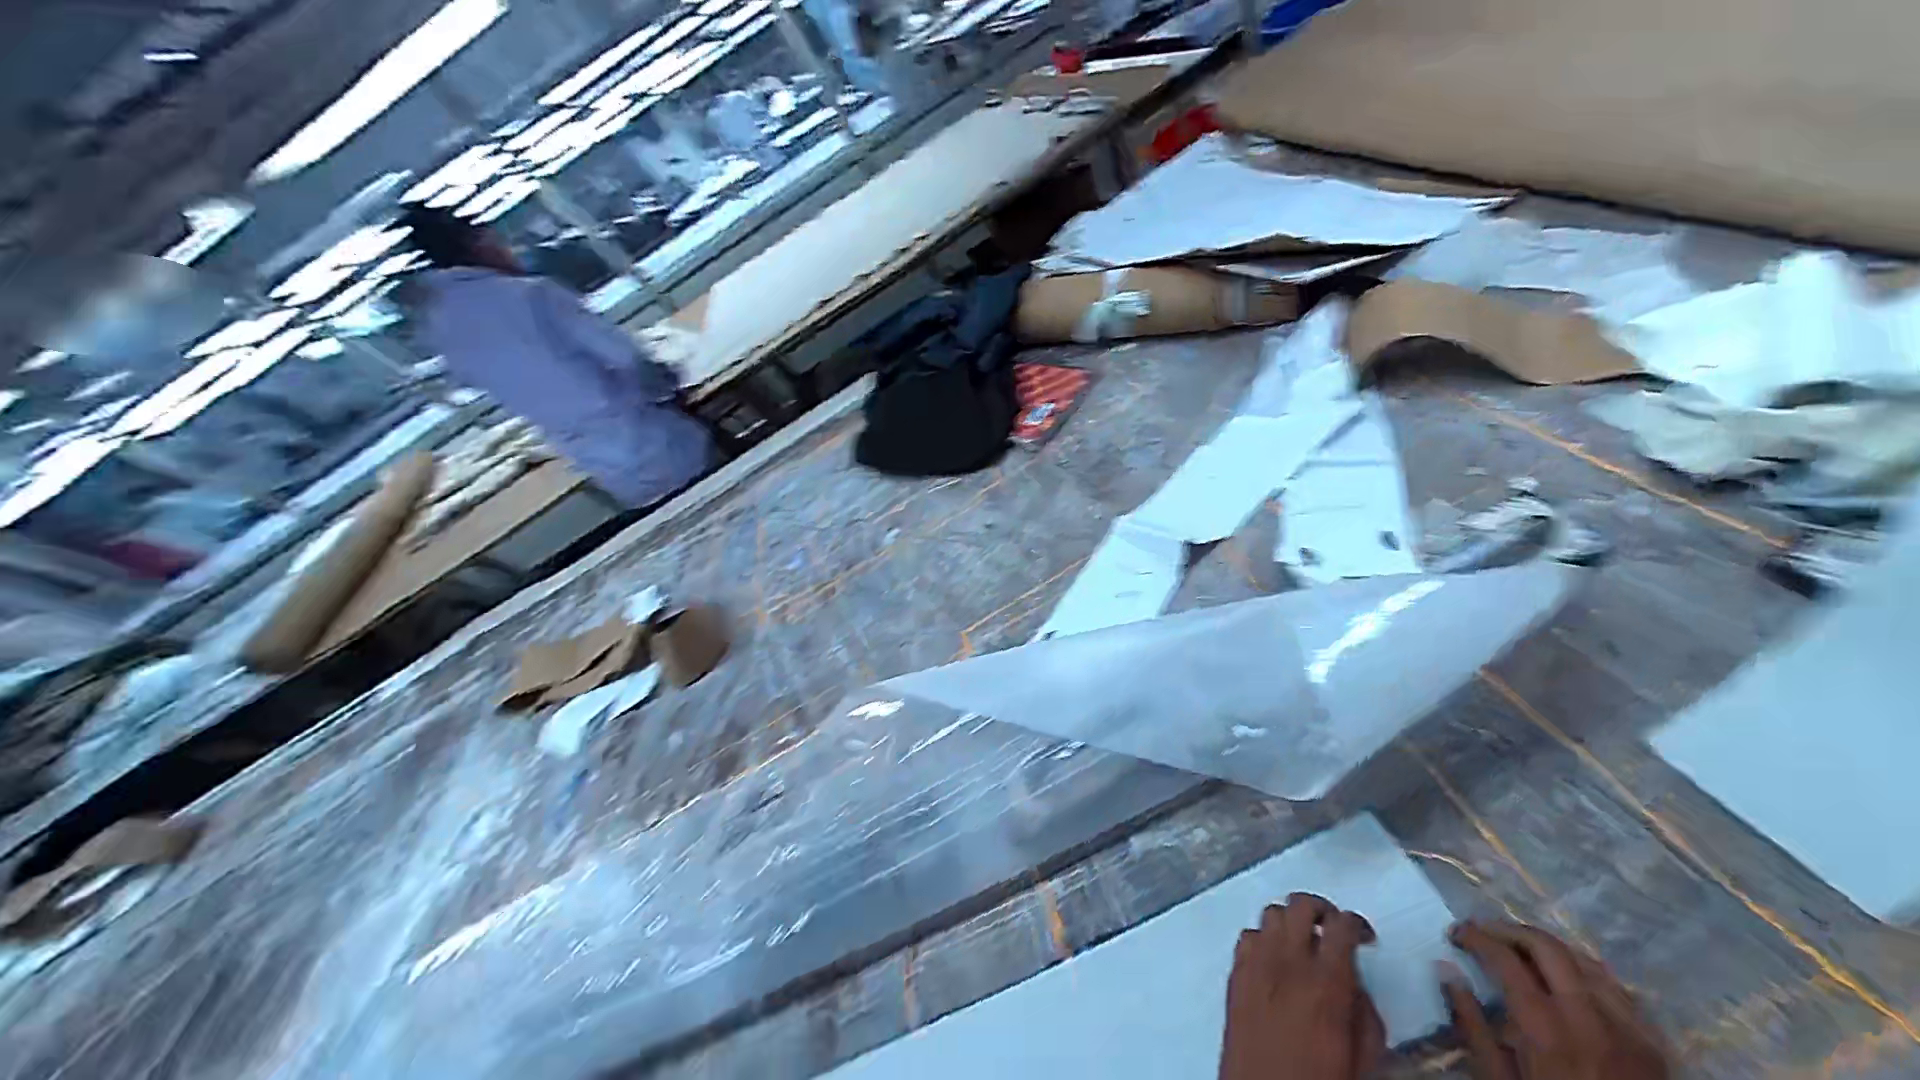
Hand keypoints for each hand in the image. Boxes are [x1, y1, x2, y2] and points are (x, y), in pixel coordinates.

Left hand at [1220, 892, 1386, 1079]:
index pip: (1341, 925)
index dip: (1357, 924)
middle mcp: (1288, 961)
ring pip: (1272, 913)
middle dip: (1322, 910)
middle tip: (1333, 930)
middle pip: (1300, 905)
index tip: (1365, 937)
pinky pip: (1249, 936)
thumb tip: (1355, 981)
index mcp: (1326, 982)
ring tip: (1304, 943)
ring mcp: (1256, 963)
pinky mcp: (1235, 973)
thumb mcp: (1363, 1058)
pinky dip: (1265, 939)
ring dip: (1291, 922)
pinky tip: (1276, 960)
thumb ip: (1364, 1012)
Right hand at [1445, 921, 1672, 1079]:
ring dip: (1546, 947)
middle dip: (1509, 930)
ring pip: (1584, 960)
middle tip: (1484, 932)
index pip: (1506, 959)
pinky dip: (1583, 971)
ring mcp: (1627, 1028)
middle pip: (1546, 946)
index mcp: (1544, 1028)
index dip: (1476, 937)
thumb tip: (1446, 969)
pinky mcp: (1651, 1042)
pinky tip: (1565, 978)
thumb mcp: (1498, 1077)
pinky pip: (1615, 988)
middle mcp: (1588, 1018)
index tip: (1456, 932)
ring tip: (1521, 950)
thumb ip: (1472, 1022)